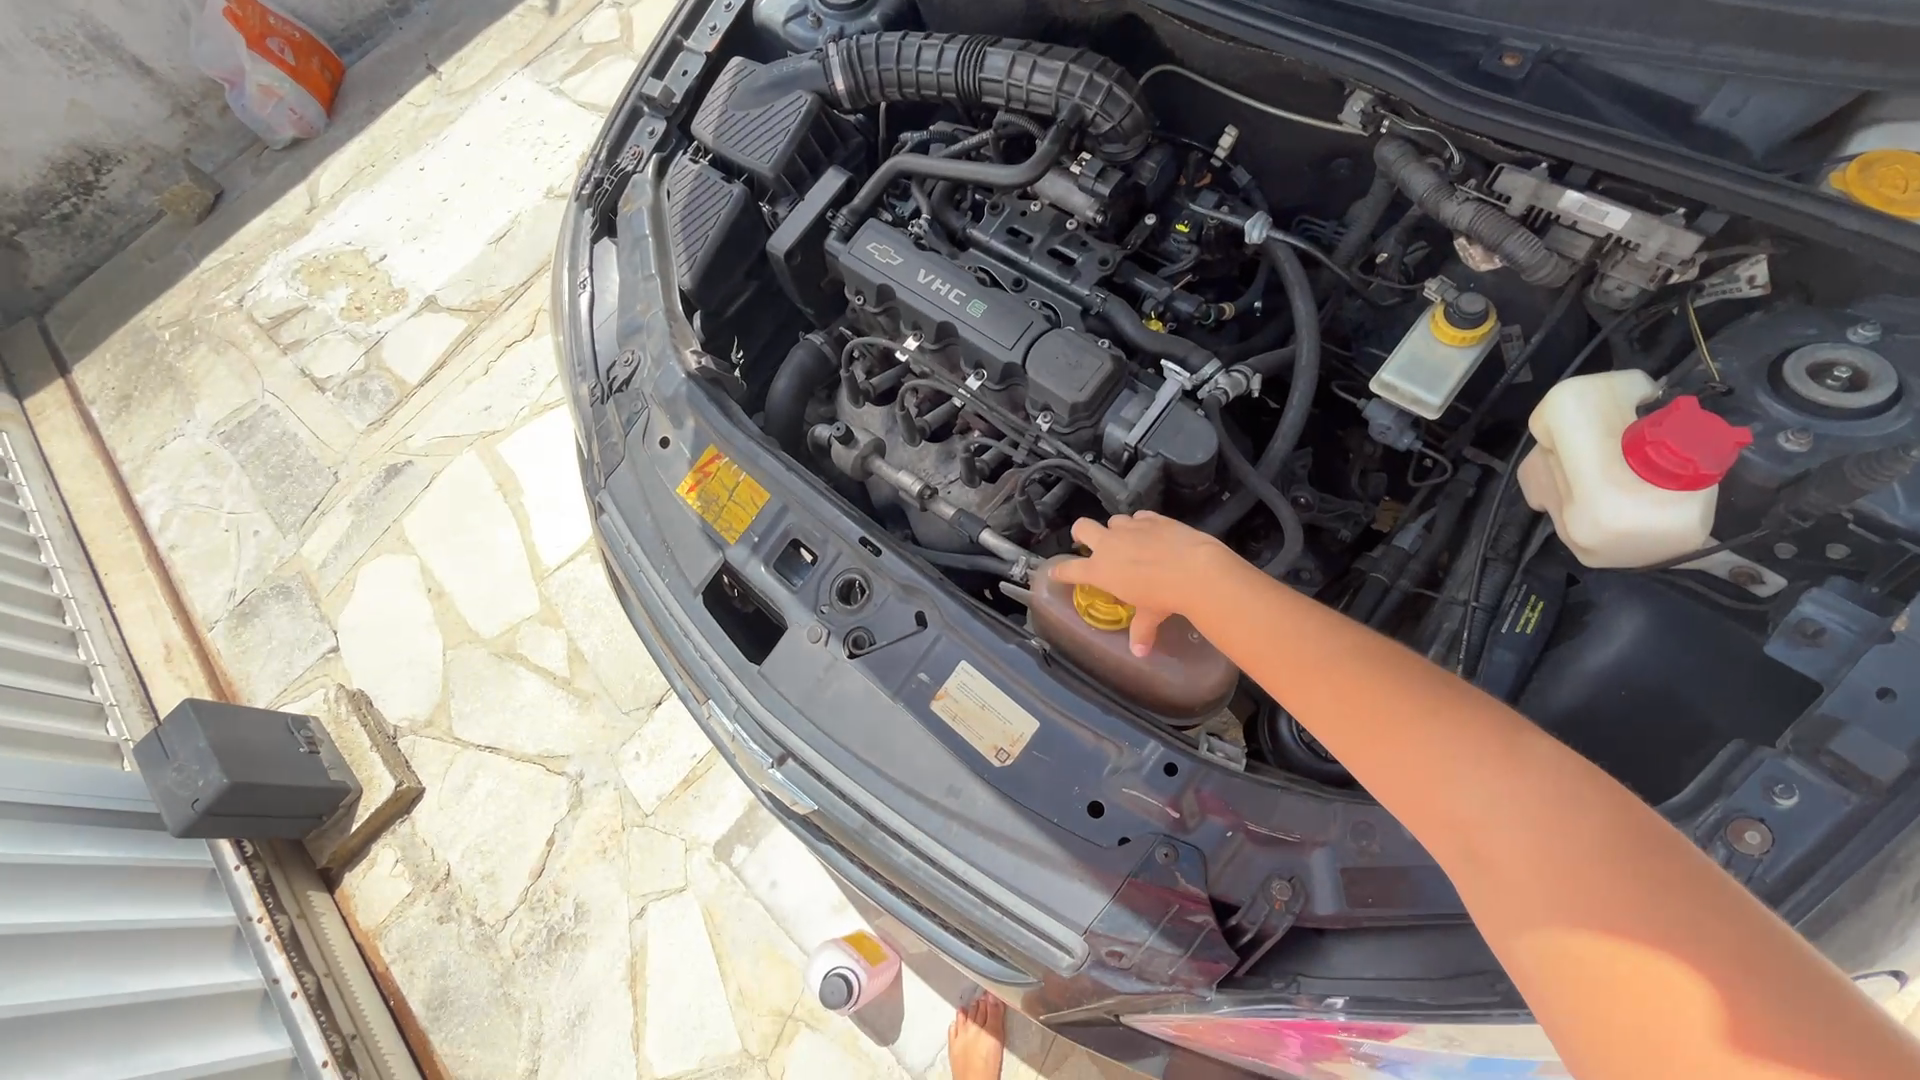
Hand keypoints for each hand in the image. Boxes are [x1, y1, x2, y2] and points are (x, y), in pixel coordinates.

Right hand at [1049, 511, 1243, 655]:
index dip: (1060, 571)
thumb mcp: (1150, 616)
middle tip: (1087, 542)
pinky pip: (1140, 517)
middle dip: (1081, 533)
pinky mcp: (1152, 518)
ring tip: (1128, 540)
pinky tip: (1152, 533)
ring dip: (1116, 529)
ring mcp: (1130, 527)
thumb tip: (1140, 652)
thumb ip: (1141, 631)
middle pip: (1082, 527)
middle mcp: (1109, 544)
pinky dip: (1141, 524)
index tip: (1055, 572)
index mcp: (1100, 570)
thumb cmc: (1164, 597)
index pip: (1069, 569)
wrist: (1195, 570)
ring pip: (1114, 520)